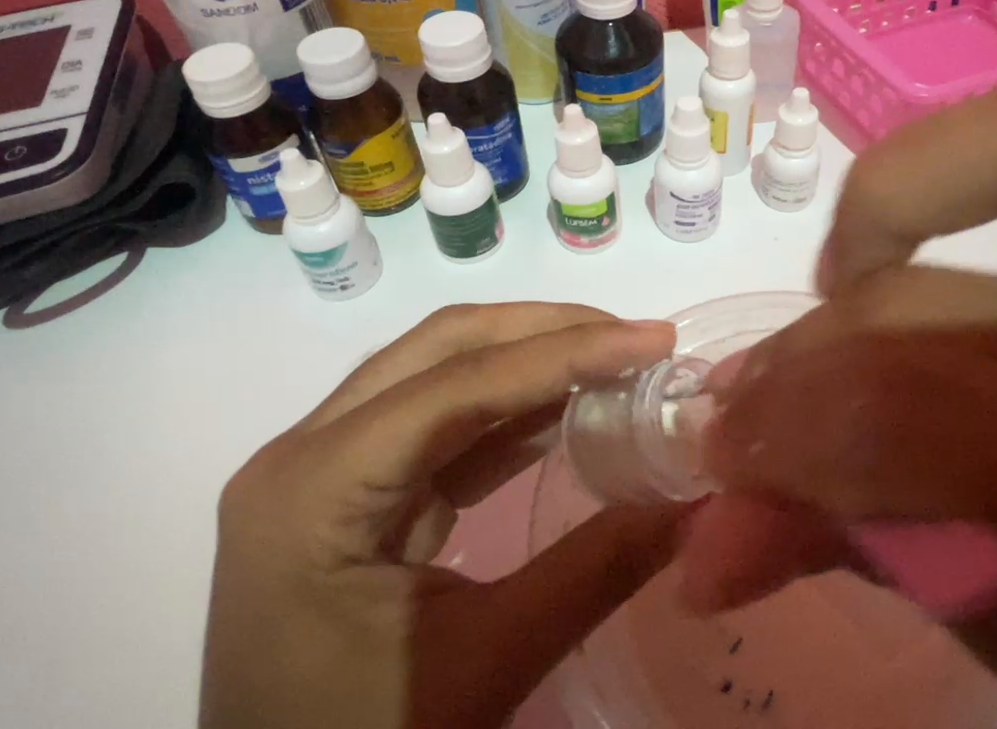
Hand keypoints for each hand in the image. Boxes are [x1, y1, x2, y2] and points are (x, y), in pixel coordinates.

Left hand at [200, 303, 682, 728]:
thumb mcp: (485, 664)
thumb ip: (592, 573)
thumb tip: (692, 503)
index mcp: (314, 489)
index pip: (455, 386)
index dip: (564, 353)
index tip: (652, 339)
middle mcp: (305, 455)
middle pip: (435, 352)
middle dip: (542, 332)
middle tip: (632, 338)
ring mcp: (322, 472)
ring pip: (434, 378)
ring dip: (527, 363)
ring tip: (614, 361)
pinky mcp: (350, 497)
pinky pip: (435, 430)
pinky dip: (507, 413)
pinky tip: (568, 410)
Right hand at [687, 231, 996, 726]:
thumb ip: (858, 553)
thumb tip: (702, 535)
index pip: (942, 418)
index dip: (799, 421)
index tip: (725, 447)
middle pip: (947, 310)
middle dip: (814, 356)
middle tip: (754, 402)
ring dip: (897, 202)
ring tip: (847, 274)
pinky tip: (961, 198)